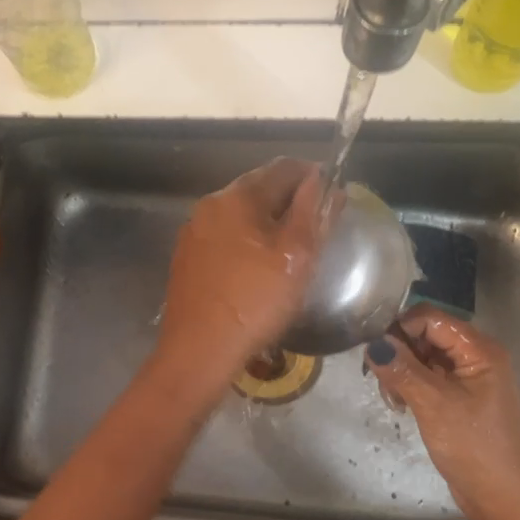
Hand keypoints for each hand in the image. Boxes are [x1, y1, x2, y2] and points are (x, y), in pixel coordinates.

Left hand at [158, 159, 329, 379]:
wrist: (198, 352)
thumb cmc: (255, 303)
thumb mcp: (298, 257)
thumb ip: (313, 212)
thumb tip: (323, 181)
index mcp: (237, 197)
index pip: (284, 168)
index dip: (314, 177)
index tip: (333, 198)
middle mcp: (209, 206)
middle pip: (258, 189)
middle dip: (289, 202)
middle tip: (316, 229)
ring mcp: (193, 233)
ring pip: (239, 216)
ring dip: (266, 224)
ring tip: (290, 253)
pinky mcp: (186, 260)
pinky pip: (223, 240)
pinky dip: (245, 245)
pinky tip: (257, 272)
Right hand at [365, 305, 519, 518]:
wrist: (502, 496)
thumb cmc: (473, 448)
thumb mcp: (433, 405)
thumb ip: (402, 369)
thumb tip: (372, 343)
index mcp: (479, 350)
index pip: (431, 318)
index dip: (400, 328)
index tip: (375, 352)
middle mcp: (476, 357)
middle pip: (427, 334)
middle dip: (399, 352)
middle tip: (381, 381)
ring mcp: (469, 379)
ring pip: (425, 357)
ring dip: (403, 371)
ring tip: (392, 399)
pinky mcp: (461, 398)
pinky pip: (430, 378)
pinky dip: (412, 386)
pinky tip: (402, 405)